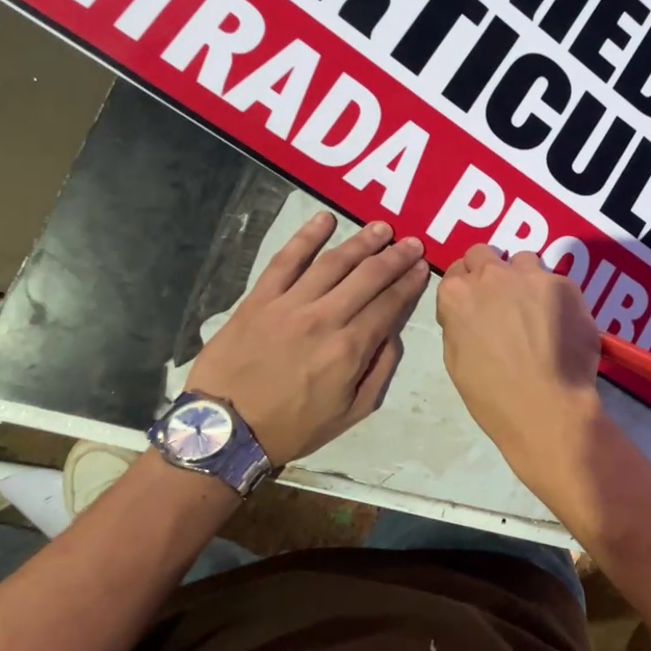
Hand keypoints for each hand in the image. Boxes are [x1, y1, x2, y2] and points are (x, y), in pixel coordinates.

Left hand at [188, 213, 428, 461]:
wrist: (226, 431)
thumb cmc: (293, 427)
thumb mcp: (352, 411)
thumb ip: (379, 370)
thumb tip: (392, 334)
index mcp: (350, 349)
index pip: (390, 304)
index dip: (410, 282)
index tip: (423, 267)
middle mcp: (324, 318)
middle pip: (368, 276)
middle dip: (395, 256)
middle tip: (412, 242)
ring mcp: (289, 305)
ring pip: (333, 262)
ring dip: (361, 241)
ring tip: (381, 227)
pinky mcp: (259, 300)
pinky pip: (285, 260)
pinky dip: (306, 237)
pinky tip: (324, 219)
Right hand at [435, 245, 608, 508]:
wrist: (546, 408)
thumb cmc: (493, 396)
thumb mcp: (457, 360)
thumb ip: (460, 323)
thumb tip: (473, 312)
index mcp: (457, 294)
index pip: (458, 270)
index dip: (467, 286)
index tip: (476, 304)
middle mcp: (492, 275)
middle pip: (486, 254)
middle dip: (491, 271)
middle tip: (503, 300)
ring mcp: (532, 277)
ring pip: (525, 261)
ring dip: (525, 278)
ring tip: (536, 310)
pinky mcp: (566, 285)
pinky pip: (557, 282)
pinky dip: (556, 297)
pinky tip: (562, 325)